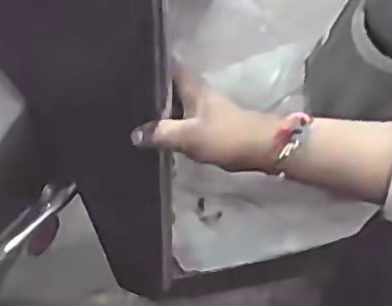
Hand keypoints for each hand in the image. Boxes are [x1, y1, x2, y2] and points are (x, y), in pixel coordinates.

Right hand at [131, 71, 281, 172]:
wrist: (258, 148)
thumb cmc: (224, 137)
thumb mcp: (188, 137)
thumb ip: (161, 134)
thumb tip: (136, 134)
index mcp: (192, 88)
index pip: (168, 71)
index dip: (152, 74)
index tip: (134, 85)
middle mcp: (198, 94)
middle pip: (171, 91)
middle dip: (154, 100)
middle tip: (133, 112)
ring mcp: (206, 110)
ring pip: (179, 109)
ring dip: (164, 117)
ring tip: (143, 128)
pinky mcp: (211, 126)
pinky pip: (187, 124)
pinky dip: (176, 130)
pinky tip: (165, 141)